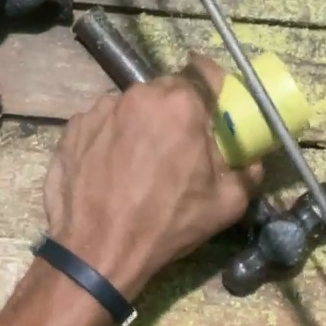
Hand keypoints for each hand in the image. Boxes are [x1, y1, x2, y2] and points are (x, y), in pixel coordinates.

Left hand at [42, 55, 262, 297]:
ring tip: (139, 163)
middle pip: (166, 91)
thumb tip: (252, 159)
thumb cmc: (166, 225)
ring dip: (141, 125)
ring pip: (132, 107)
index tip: (213, 108)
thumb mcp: (226, 204)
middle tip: (178, 145)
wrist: (98, 250)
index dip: (213, 89)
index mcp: (181, 106)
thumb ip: (247, 172)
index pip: (204, 75)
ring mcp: (101, 110)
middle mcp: (138, 96)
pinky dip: (110, 138)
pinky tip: (110, 169)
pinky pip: (102, 124)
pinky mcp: (73, 128)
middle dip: (176, 112)